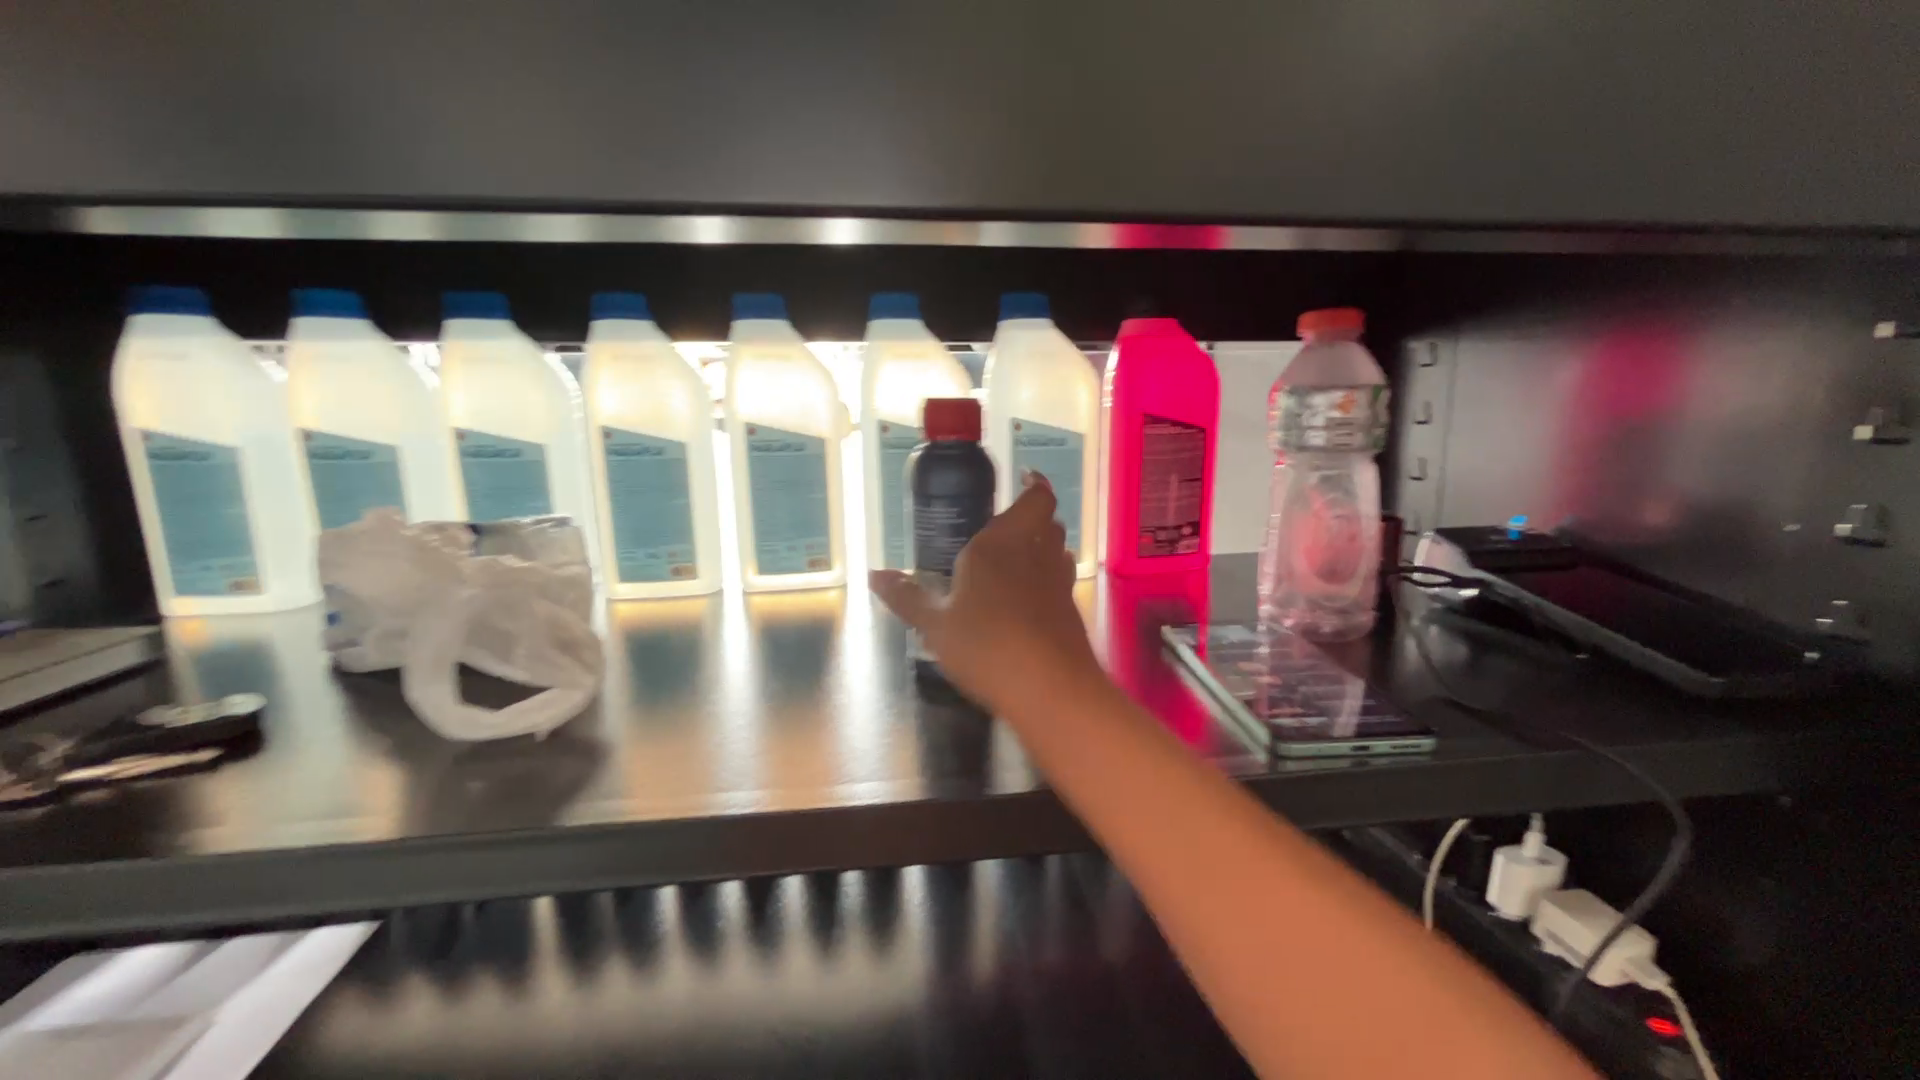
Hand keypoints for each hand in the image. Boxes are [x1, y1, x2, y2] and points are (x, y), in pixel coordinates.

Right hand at [870, 473, 1102, 710]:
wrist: (1049, 688)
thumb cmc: (985, 646)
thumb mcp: (935, 625)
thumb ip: (907, 597)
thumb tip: (874, 575)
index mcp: (1000, 544)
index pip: (1033, 498)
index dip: (1034, 484)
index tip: (1025, 477)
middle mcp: (1035, 554)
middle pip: (1048, 520)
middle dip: (1033, 516)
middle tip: (1006, 525)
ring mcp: (1058, 583)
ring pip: (1057, 550)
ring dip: (1042, 547)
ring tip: (1015, 559)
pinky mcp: (1070, 611)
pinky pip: (1060, 582)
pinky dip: (1047, 580)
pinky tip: (1026, 601)